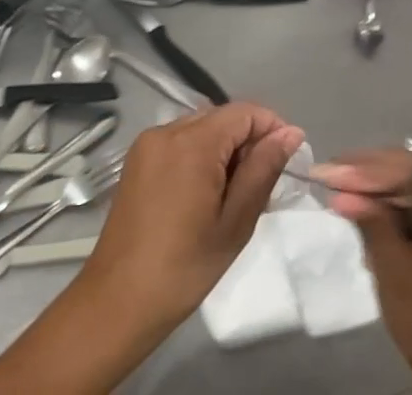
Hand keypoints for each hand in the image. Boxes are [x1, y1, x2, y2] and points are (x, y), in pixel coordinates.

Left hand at [76, 103, 304, 324]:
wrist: (120, 298)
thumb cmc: (186, 265)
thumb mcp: (236, 220)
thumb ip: (264, 169)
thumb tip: (290, 133)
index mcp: (191, 143)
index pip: (243, 112)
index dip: (272, 128)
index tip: (288, 160)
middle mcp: (165, 131)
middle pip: (220, 117)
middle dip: (247, 142)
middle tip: (260, 187)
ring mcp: (146, 145)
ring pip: (199, 128)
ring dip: (223, 150)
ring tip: (234, 195)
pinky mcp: (136, 161)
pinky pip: (178, 143)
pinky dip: (199, 156)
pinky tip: (205, 195)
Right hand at [314, 151, 411, 394]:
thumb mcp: (401, 285)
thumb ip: (376, 233)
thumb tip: (342, 193)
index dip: (376, 172)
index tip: (335, 175)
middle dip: (371, 168)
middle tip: (329, 172)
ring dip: (374, 175)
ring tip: (336, 178)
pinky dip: (384, 189)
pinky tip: (358, 193)